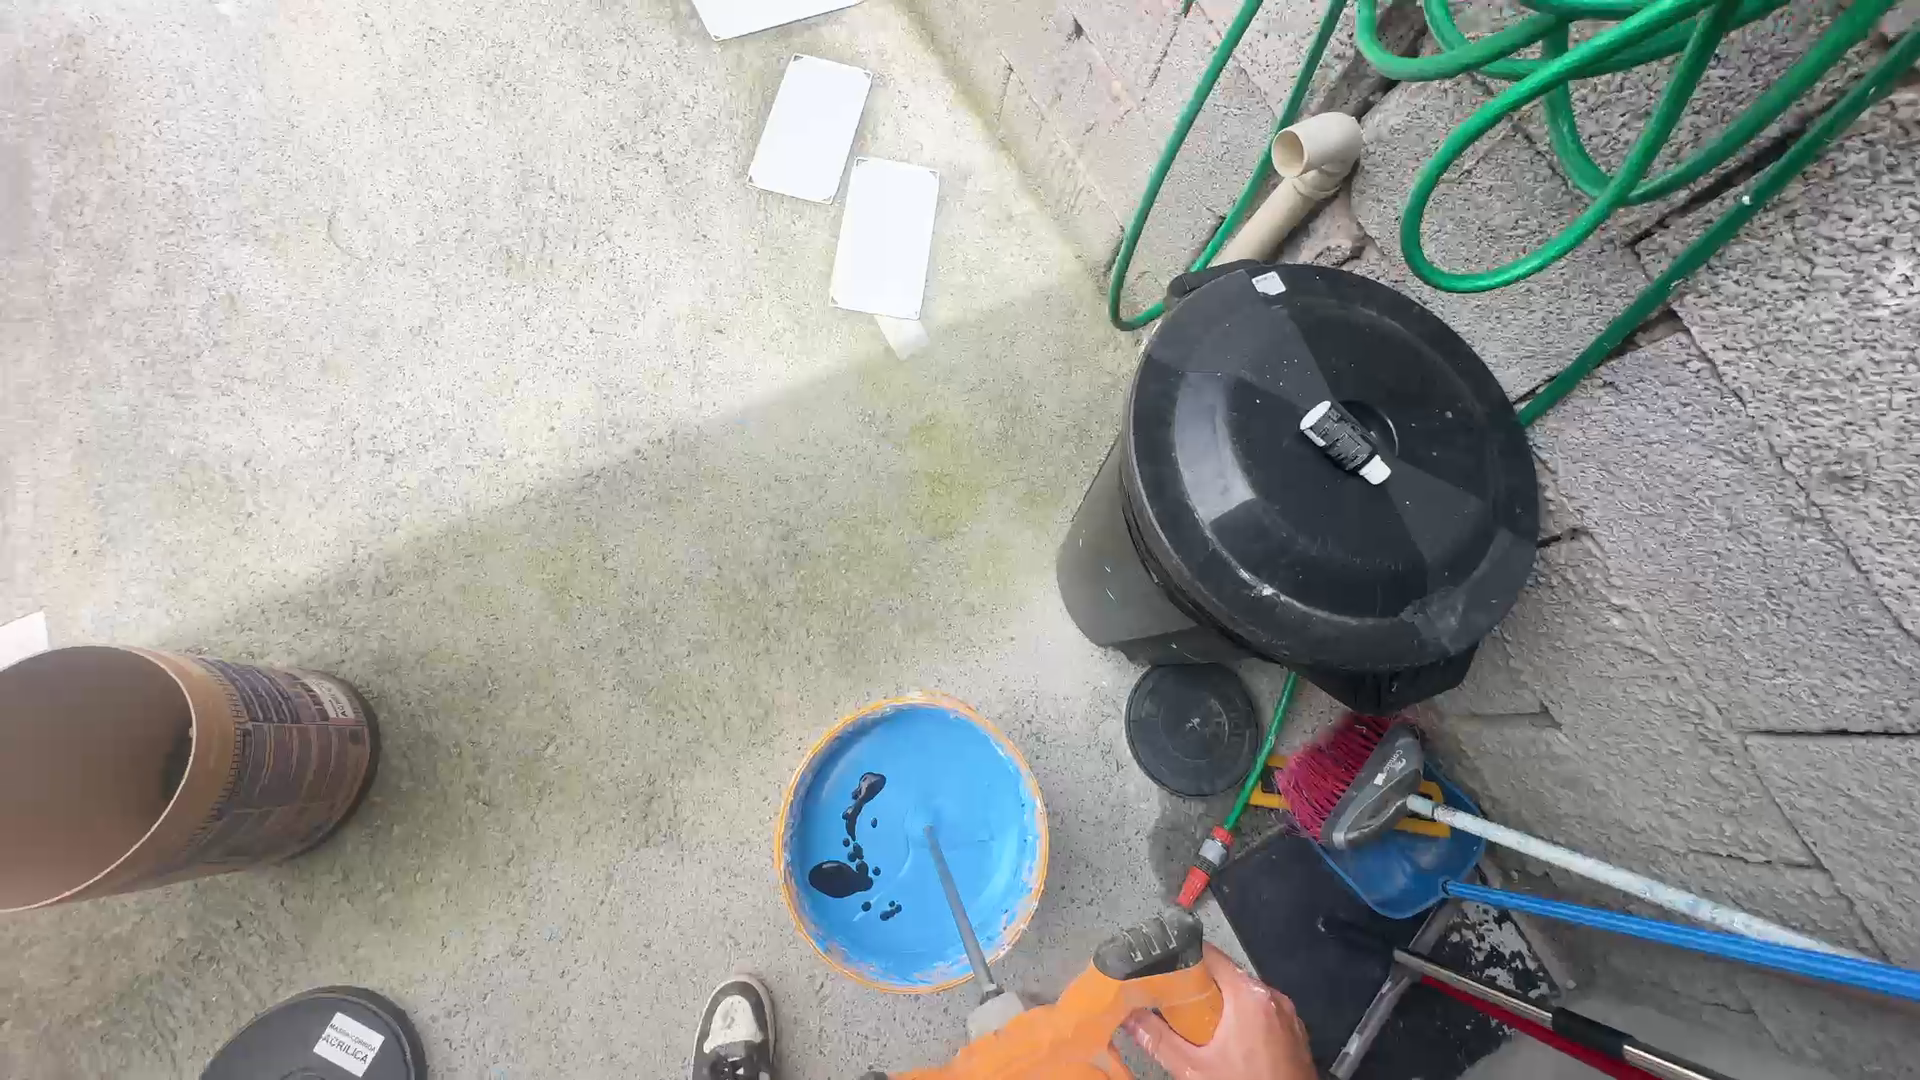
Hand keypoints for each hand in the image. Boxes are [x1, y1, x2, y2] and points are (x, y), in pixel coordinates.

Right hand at [1121, 945, 1314, 1079]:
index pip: (1209, 954)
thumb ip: (1159, 1040)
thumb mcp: (1195, 1071)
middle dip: (1201, 987)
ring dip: (1224, 1005)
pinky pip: (1263, 1013)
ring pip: (1245, 995)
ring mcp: (1288, 1015)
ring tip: (1200, 1026)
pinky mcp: (1297, 1034)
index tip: (1163, 971)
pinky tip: (1231, 1044)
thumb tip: (1128, 1017)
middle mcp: (1272, 996)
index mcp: (1249, 995)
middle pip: (1227, 975)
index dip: (1183, 958)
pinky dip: (1245, 1020)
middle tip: (1176, 1004)